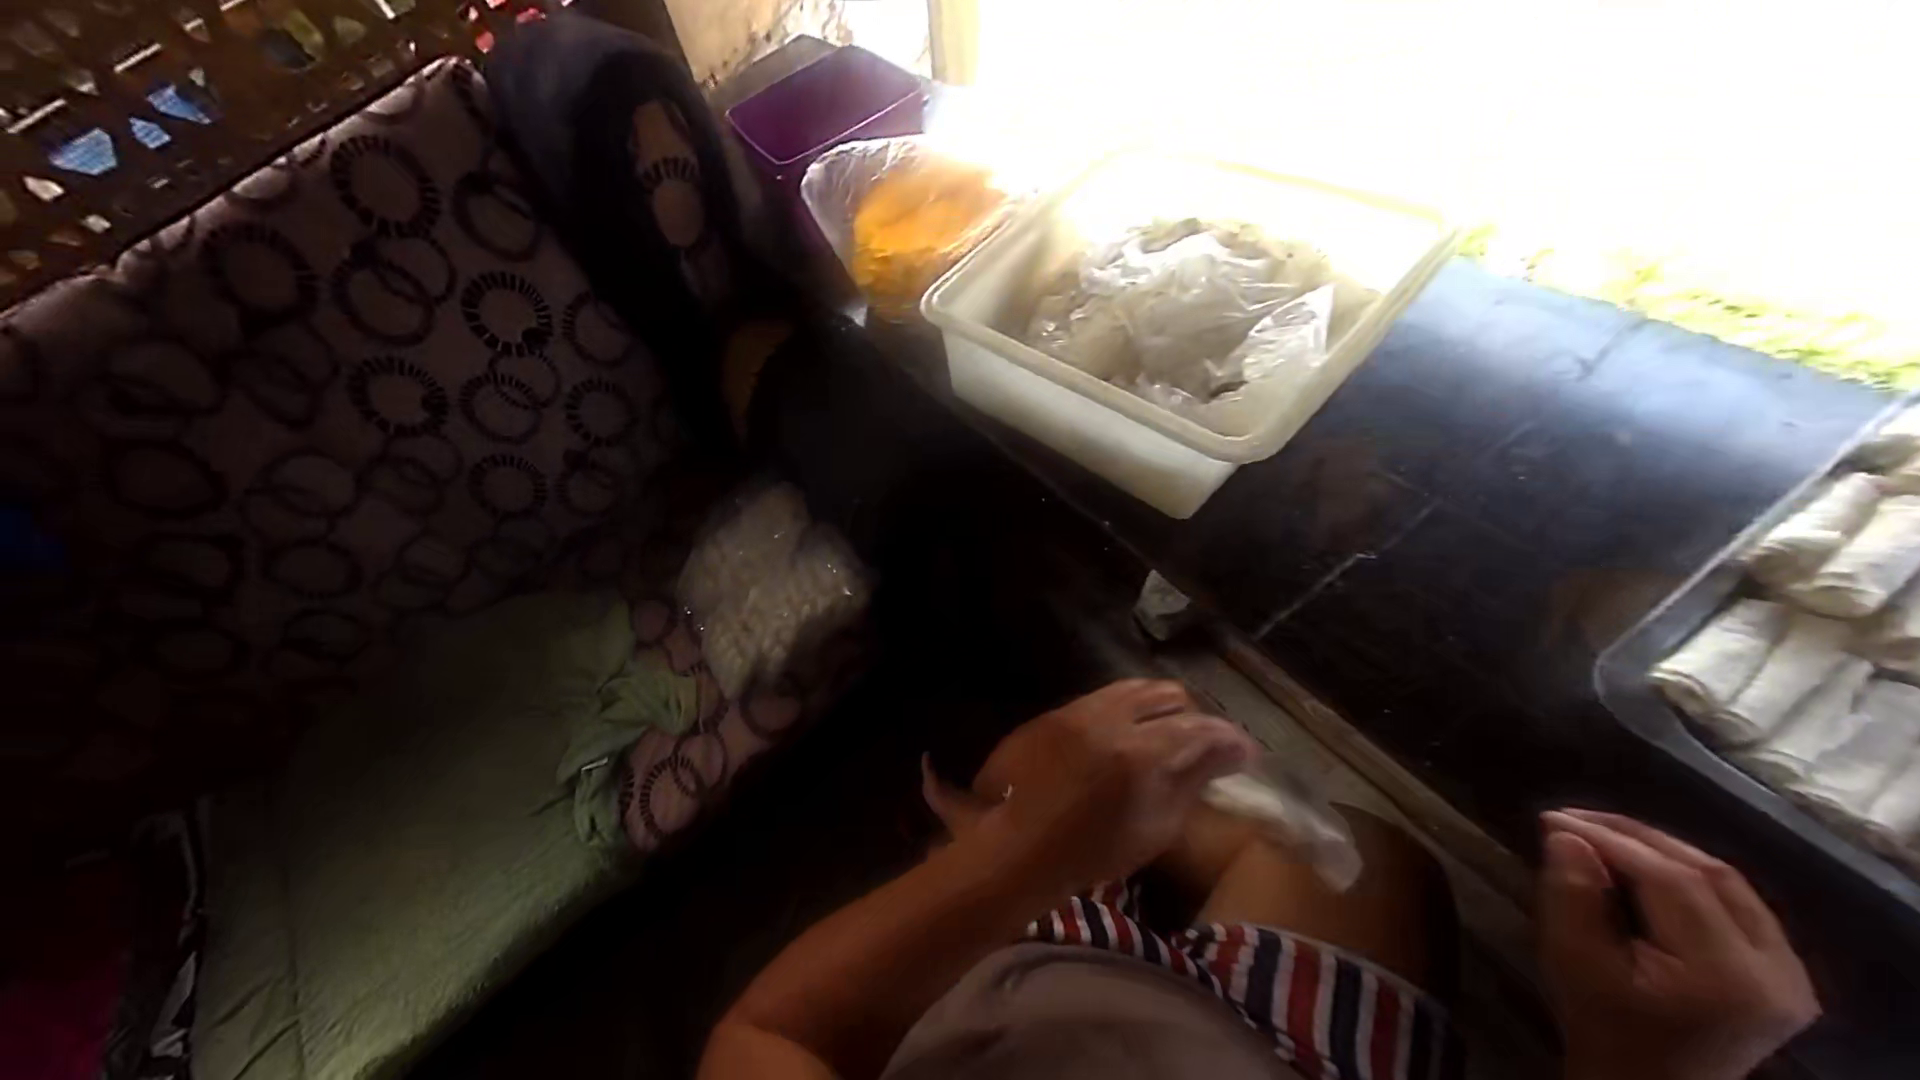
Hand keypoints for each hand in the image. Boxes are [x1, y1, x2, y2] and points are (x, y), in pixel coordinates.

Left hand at [923, 679, 1257, 889]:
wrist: (1013, 846)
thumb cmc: (1089, 853)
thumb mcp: (1155, 828)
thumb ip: (1191, 782)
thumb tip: (1226, 753)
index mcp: (1141, 755)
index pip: (1200, 729)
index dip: (1229, 739)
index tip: (1243, 752)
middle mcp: (1111, 719)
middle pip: (1167, 694)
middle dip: (1193, 715)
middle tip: (1200, 743)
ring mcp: (1079, 710)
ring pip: (1134, 687)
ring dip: (1158, 706)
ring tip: (1164, 732)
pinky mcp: (1056, 711)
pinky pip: (1102, 696)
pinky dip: (1125, 708)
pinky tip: (1125, 731)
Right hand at [1538, 809, 1819, 1079]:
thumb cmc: (1602, 1023)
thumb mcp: (1571, 958)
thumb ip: (1571, 893)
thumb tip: (1564, 834)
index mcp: (1727, 975)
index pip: (1672, 880)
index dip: (1609, 839)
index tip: (1550, 818)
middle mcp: (1778, 971)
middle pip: (1710, 875)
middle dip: (1633, 834)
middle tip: (1571, 818)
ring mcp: (1789, 973)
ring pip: (1726, 882)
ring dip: (1657, 847)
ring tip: (1597, 831)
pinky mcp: (1779, 971)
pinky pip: (1734, 900)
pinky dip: (1680, 869)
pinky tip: (1637, 861)